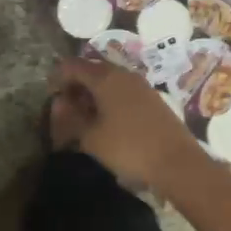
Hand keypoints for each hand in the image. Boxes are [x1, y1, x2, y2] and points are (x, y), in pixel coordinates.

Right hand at [52, 58, 200, 191]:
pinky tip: (109, 122)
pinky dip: (110, 100)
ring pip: (109, 81)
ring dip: (93, 94)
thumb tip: (58, 104)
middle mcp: (122, 74)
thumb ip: (70, 118)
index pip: (72, 66)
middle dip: (76, 86)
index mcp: (104, 77)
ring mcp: (141, 85)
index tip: (51, 97)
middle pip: (91, 70)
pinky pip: (123, 91)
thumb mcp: (91, 137)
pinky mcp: (153, 99)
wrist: (178, 164)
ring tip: (86, 118)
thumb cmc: (129, 147)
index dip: (57, 78)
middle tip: (67, 109)